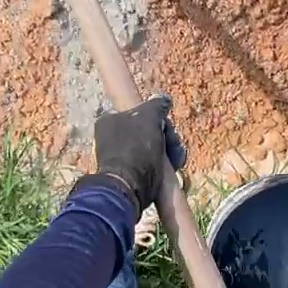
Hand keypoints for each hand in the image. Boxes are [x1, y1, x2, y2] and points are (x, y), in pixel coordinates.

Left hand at [89, 95, 184, 209]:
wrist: (128, 188)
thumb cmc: (136, 148)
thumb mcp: (149, 118)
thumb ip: (156, 105)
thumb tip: (162, 98)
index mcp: (110, 120)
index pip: (141, 114)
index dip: (159, 121)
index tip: (167, 130)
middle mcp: (112, 138)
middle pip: (150, 132)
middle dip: (168, 141)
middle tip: (175, 151)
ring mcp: (121, 158)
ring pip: (154, 150)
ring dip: (169, 156)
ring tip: (176, 164)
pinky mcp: (130, 176)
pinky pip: (152, 167)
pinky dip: (164, 169)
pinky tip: (173, 174)